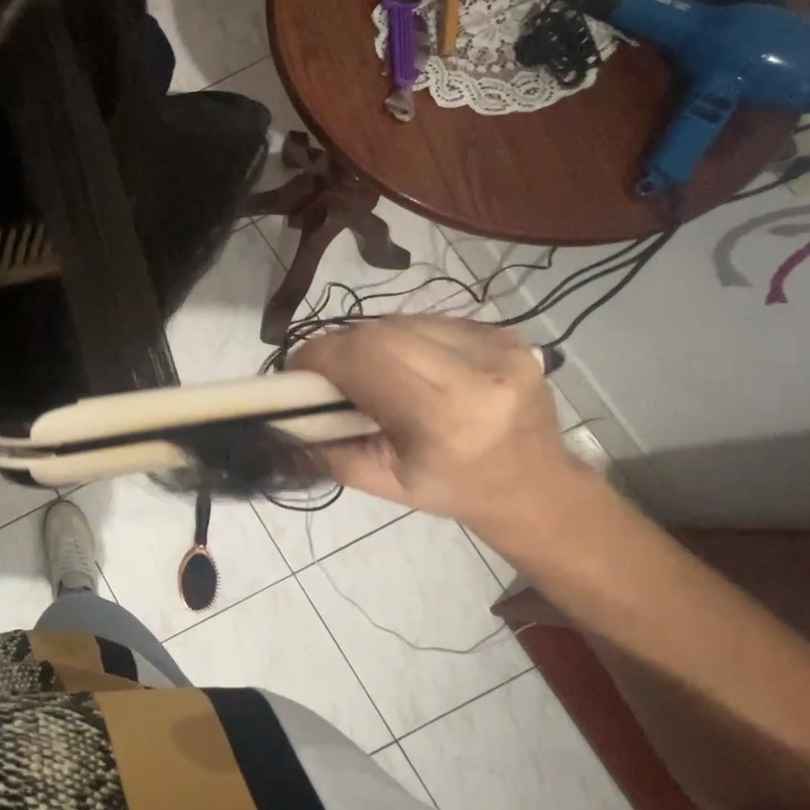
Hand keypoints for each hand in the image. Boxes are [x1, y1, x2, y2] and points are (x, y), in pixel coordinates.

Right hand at [289, 315, 590, 527]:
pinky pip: (427, 321)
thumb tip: (275, 416)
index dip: (319, 356)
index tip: (298, 373)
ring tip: (368, 373)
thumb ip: (324, 447)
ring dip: (369, 341)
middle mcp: (480, 372)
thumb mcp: (378, 480)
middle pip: (378, 332)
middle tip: (326, 375)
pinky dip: (402, 338)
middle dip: (338, 348)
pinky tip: (407, 365)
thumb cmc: (449, 488)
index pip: (364, 356)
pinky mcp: (506, 332)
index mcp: (447, 416)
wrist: (534, 484)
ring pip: (400, 321)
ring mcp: (499, 346)